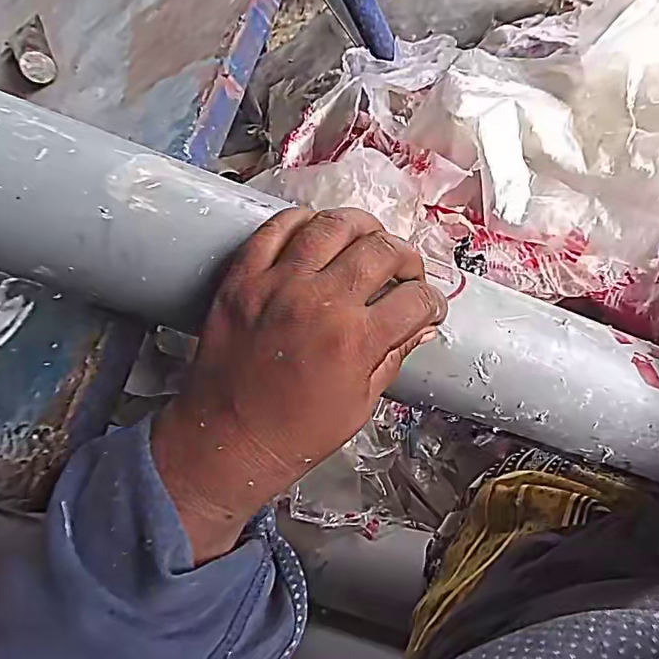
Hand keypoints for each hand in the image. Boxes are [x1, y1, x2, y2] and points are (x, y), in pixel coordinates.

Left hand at [153, 208, 447, 559]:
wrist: (228, 438)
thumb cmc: (292, 432)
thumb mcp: (358, 405)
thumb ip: (391, 357)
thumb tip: (417, 326)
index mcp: (355, 340)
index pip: (414, 299)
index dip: (430, 300)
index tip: (426, 304)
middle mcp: (320, 302)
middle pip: (382, 250)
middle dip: (406, 258)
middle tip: (404, 271)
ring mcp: (278, 284)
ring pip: (332, 226)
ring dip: (361, 227)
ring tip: (368, 238)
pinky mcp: (243, 278)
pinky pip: (276, 228)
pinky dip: (301, 221)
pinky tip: (316, 229)